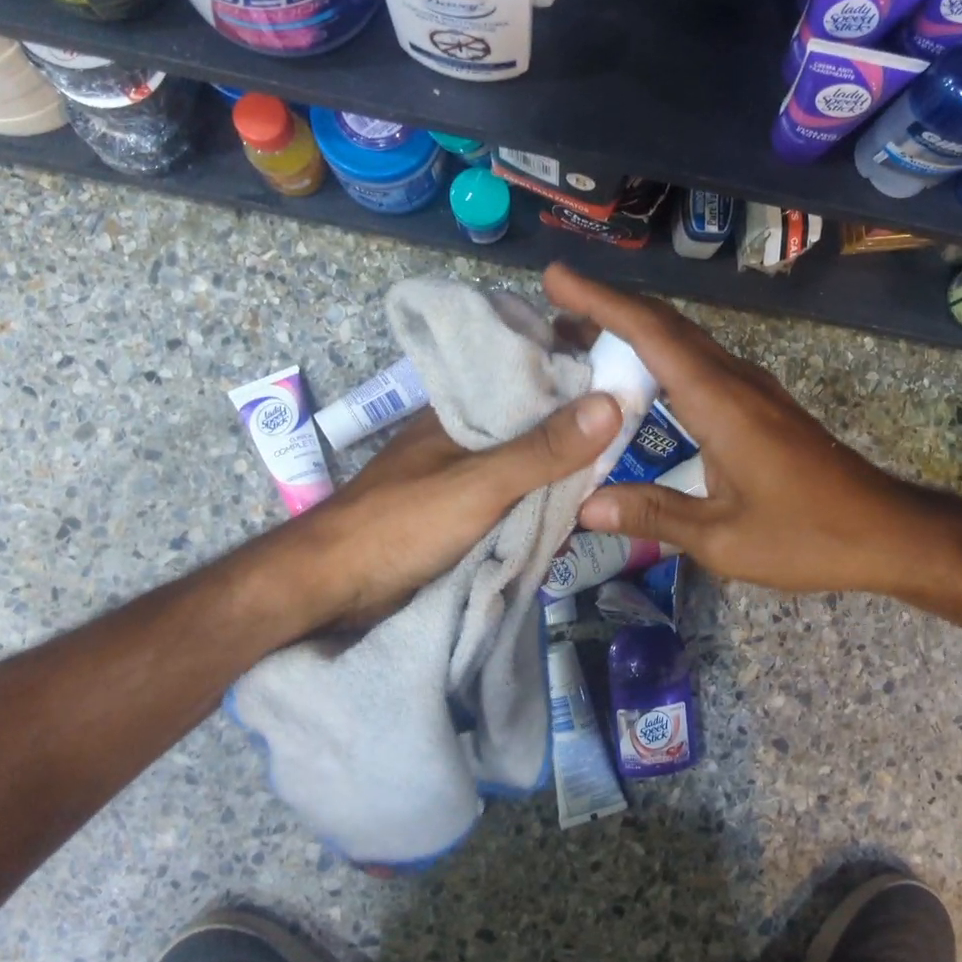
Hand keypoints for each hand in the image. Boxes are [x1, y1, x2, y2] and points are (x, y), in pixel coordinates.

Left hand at [239, 395, 621, 642]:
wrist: (328, 588)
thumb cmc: (400, 524)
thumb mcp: (480, 485)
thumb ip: (544, 450)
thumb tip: (614, 402)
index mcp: (465, 409)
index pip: (532, 374)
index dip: (577, 374)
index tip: (629, 382)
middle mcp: (466, 434)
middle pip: (537, 422)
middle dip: (580, 434)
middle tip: (633, 442)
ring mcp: (464, 475)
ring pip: (529, 465)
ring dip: (563, 478)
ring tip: (610, 486)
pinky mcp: (461, 513)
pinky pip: (515, 500)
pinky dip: (541, 508)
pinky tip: (570, 520)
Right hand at [548, 265, 948, 595]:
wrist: (886, 531)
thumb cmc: (808, 536)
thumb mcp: (723, 539)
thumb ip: (654, 514)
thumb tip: (586, 505)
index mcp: (720, 402)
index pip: (652, 333)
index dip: (601, 300)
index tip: (556, 278)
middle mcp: (735, 381)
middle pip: (666, 325)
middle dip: (609, 308)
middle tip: (556, 310)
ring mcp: (753, 389)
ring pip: (686, 341)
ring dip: (635, 331)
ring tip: (584, 340)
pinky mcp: (762, 405)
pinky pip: (701, 364)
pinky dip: (662, 357)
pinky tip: (640, 383)